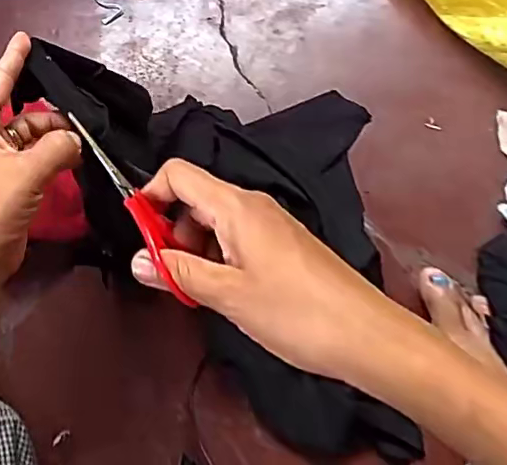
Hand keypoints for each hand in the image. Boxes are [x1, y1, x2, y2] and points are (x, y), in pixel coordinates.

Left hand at [0, 32, 82, 284]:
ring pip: (35, 133)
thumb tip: (76, 138)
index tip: (25, 38)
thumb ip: (58, 146)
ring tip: (81, 142)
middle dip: (50, 109)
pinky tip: (74, 156)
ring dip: (57, 136)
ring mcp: (0, 158)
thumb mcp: (27, 172)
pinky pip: (38, 154)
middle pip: (24, 109)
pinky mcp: (12, 179)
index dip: (13, 58)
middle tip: (78, 107)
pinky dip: (55, 153)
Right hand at [130, 159, 417, 382]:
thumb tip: (138, 260)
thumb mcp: (229, 296)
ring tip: (198, 288)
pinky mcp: (281, 239)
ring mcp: (269, 219)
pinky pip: (235, 232)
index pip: (177, 172)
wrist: (368, 334)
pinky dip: (218, 253)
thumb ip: (179, 273)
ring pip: (214, 217)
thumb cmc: (298, 312)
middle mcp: (251, 203)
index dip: (150, 195)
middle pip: (193, 195)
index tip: (139, 233)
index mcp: (235, 205)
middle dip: (171, 228)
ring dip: (194, 245)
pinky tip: (225, 288)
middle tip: (168, 272)